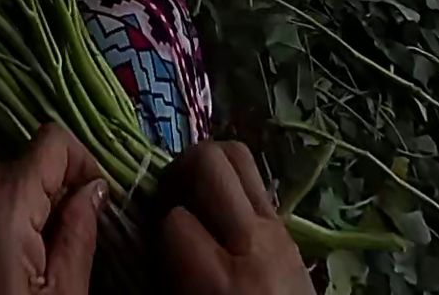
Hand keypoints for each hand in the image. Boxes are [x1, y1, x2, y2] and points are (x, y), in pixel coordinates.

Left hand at [0, 123, 108, 294]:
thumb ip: (80, 233)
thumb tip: (94, 188)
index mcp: (3, 196)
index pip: (54, 139)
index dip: (84, 163)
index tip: (97, 201)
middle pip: (30, 160)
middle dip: (57, 190)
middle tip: (70, 236)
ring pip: (8, 180)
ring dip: (31, 205)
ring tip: (40, 253)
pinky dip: (4, 217)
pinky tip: (9, 260)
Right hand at [159, 142, 312, 294]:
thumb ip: (167, 274)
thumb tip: (149, 229)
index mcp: (222, 282)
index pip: (175, 221)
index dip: (158, 229)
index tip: (156, 245)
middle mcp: (253, 243)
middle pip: (210, 162)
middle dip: (180, 170)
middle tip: (169, 196)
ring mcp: (276, 229)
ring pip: (237, 155)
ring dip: (208, 165)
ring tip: (192, 191)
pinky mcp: (288, 228)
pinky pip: (255, 181)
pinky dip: (231, 184)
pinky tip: (219, 213)